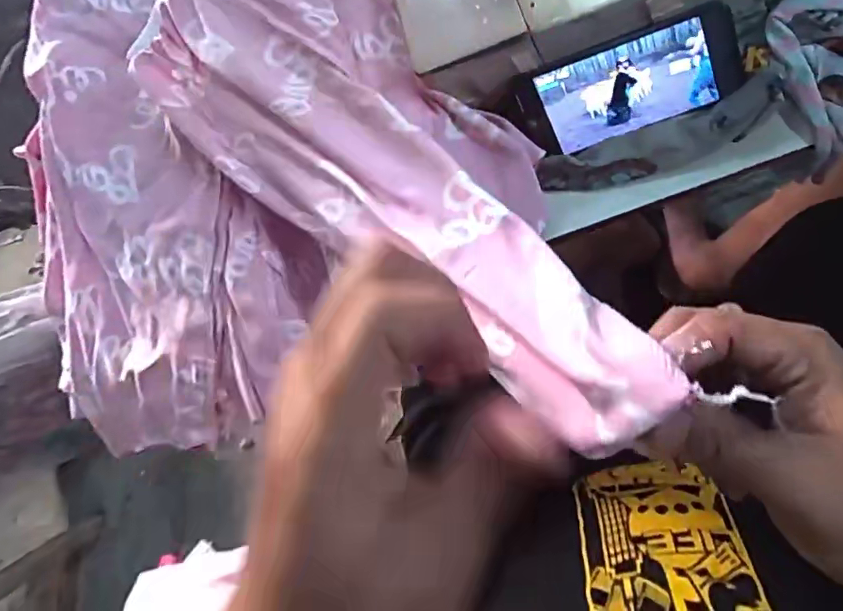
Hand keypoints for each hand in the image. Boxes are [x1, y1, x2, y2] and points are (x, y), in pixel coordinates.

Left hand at [231, 238, 563, 610]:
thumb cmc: (357, 597)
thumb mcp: (439, 550)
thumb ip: (492, 473)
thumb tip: (539, 419)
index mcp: (330, 410)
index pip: (384, 306)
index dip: (447, 318)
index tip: (476, 369)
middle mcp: (308, 368)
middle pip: (375, 264)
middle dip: (441, 292)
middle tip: (469, 351)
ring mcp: (303, 363)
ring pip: (368, 272)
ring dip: (426, 298)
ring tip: (451, 358)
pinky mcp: (310, 371)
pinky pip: (363, 300)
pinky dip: (409, 310)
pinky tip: (427, 365)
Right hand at [643, 304, 842, 606]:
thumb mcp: (787, 478)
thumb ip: (715, 441)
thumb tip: (644, 419)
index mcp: (800, 349)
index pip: (723, 325)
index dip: (675, 347)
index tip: (634, 384)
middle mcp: (789, 350)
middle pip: (715, 334)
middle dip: (673, 361)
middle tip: (632, 398)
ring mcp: (786, 376)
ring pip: (718, 362)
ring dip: (684, 386)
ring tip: (651, 415)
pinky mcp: (781, 405)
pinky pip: (729, 391)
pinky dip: (704, 409)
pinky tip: (688, 436)